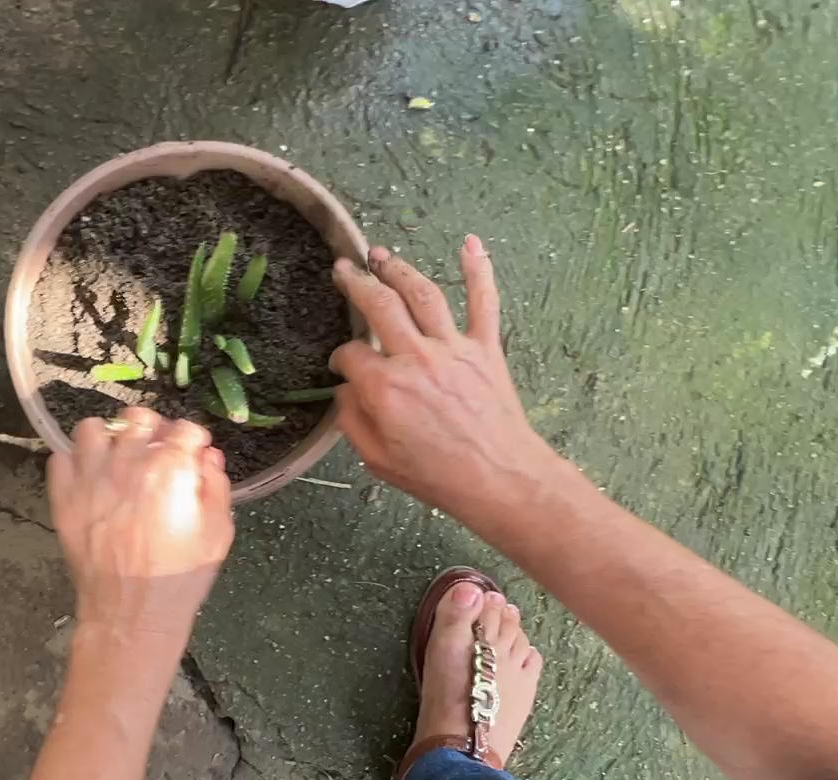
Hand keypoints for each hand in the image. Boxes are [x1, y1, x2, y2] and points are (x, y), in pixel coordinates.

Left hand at [47, 407, 233, 639]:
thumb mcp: (218, 533)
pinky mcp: (64, 497)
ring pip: (93, 429)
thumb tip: (208, 456)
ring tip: (117, 458)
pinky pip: (60, 458)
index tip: (193, 451)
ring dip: (109, 439)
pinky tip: (90, 478)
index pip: (184, 428)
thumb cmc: (180, 578)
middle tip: (156, 450)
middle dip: (153, 429)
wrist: (131, 614)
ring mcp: (90, 478)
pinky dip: (75, 462)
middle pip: (138, 419)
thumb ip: (216, 485)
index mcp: (170, 469)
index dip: (193, 439)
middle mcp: (127, 463)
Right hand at [331, 237, 561, 516]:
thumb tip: (346, 390)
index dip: (339, 358)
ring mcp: (454, 347)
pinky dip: (479, 270)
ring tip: (380, 253)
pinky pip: (483, 302)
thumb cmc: (434, 475)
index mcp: (384, 387)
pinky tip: (471, 244)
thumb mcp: (376, 459)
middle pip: (380, 306)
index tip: (340, 366)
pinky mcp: (486, 348)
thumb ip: (352, 420)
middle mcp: (415, 357)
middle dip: (357, 283)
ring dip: (399, 268)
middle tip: (343, 268)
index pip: (351, 355)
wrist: (497, 477)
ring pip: (423, 294)